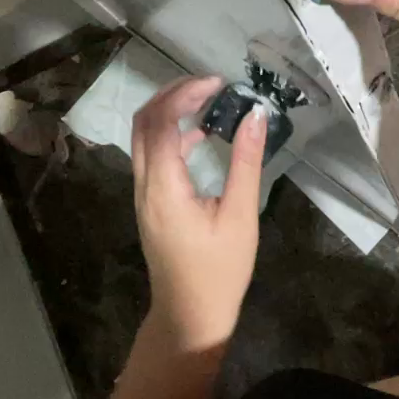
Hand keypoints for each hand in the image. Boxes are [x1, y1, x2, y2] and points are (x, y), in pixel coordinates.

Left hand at [130, 76, 265, 351]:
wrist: (189, 315)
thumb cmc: (219, 269)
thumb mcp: (241, 215)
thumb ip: (245, 162)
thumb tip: (256, 116)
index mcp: (164, 187)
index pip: (163, 122)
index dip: (186, 94)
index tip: (219, 83)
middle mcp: (144, 185)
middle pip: (144, 122)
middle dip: (173, 94)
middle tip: (210, 84)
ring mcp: (142, 195)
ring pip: (143, 137)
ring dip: (170, 111)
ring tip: (208, 100)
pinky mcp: (150, 202)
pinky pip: (151, 154)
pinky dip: (171, 133)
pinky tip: (201, 136)